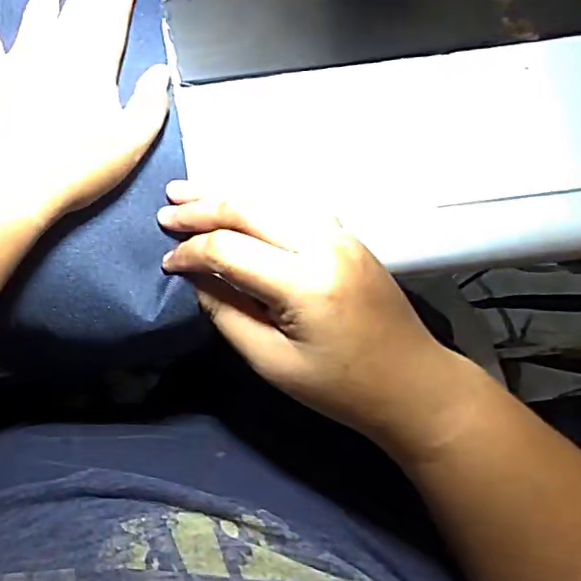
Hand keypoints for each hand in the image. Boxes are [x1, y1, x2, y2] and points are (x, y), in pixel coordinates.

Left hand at [0, 0, 172, 223]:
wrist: (10, 183)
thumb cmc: (71, 167)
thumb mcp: (131, 141)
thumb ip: (149, 103)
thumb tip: (159, 76)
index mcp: (95, 61)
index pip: (114, 13)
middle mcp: (58, 48)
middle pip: (79, 0)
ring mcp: (20, 57)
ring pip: (38, 7)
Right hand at [157, 182, 487, 460]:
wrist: (415, 385)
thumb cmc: (341, 387)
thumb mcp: (271, 361)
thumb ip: (226, 313)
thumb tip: (196, 278)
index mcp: (305, 282)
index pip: (229, 249)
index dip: (191, 253)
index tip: (167, 264)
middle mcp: (324, 245)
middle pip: (248, 210)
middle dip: (201, 209)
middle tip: (165, 212)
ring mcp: (340, 235)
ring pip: (270, 200)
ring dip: (227, 196)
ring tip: (187, 192)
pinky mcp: (347, 237)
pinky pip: (292, 207)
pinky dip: (257, 203)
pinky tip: (236, 203)